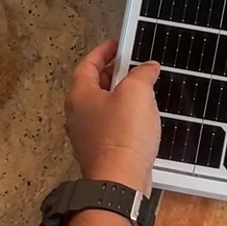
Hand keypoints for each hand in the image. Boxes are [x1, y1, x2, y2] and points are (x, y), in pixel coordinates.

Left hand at [65, 39, 160, 192]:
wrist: (120, 180)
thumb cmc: (124, 134)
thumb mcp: (137, 92)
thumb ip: (142, 73)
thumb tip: (148, 67)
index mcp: (80, 95)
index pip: (88, 65)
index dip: (102, 52)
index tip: (116, 44)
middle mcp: (77, 114)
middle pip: (93, 85)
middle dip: (113, 73)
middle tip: (133, 65)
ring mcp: (86, 136)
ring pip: (102, 107)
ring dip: (120, 96)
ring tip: (142, 90)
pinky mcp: (100, 152)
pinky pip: (110, 126)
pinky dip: (123, 117)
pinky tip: (141, 118)